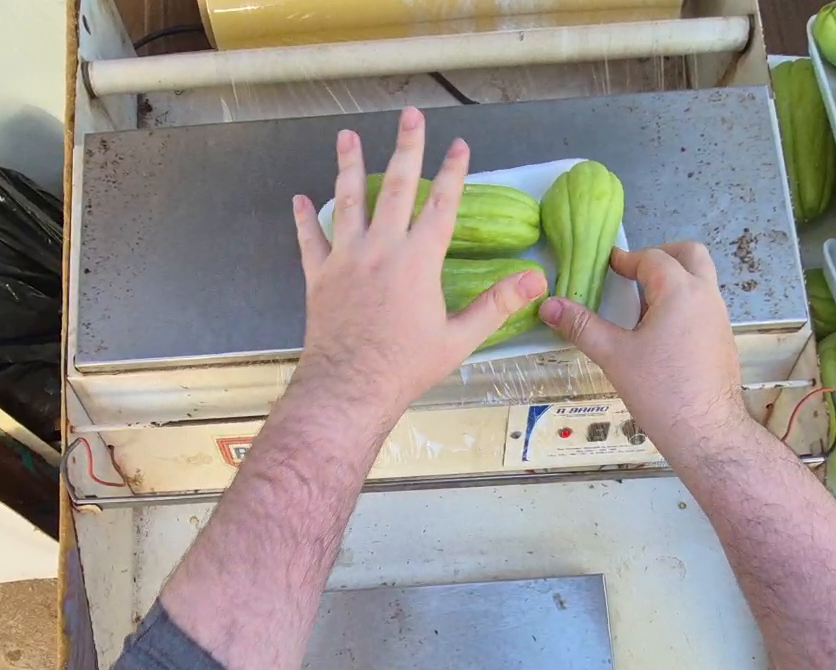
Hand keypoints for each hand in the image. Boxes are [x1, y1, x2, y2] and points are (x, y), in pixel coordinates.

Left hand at [290, 108, 546, 423]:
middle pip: (397, 188)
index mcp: (419, 261)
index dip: (453, 173)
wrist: (350, 387)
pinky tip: (299, 199)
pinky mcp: (319, 276)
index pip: (441, 206)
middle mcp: (382, 249)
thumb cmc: (406, 367)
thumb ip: (495, 305)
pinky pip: (310, 240)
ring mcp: (346, 259)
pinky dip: (305, 219)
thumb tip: (536, 279)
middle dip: (407, 149)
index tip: (459, 146)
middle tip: (410, 116)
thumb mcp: (458, 340)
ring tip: (347, 136)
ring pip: (348, 201)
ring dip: (349, 166)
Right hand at [539, 243, 754, 454]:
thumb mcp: (614, 356)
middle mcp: (707, 296)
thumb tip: (548, 306)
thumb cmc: (659, 390)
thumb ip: (582, 327)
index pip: (653, 259)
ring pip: (699, 281)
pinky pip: (702, 307)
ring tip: (640, 309)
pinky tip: (657, 338)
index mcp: (680, 291)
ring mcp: (719, 318)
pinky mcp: (722, 340)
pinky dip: (681, 305)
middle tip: (633, 274)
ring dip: (672, 281)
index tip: (606, 266)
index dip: (626, 259)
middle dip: (661, 256)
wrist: (705, 431)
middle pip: (689, 255)